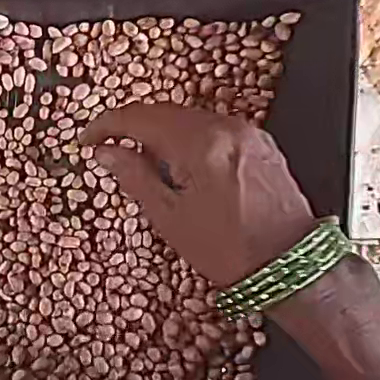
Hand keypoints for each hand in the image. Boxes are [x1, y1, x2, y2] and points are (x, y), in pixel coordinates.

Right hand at [81, 103, 317, 286]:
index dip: (107, 125)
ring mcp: (246, 133)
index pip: (140, 117)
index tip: (89, 139)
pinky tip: (183, 168)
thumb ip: (135, 177)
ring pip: (189, 119)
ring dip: (161, 135)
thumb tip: (106, 152)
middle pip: (165, 113)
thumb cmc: (230, 250)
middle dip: (133, 129)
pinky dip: (189, 140)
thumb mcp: (170, 218)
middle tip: (111, 152)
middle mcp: (225, 129)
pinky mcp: (260, 143)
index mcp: (200, 145)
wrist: (291, 266)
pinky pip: (213, 129)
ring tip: (147, 168)